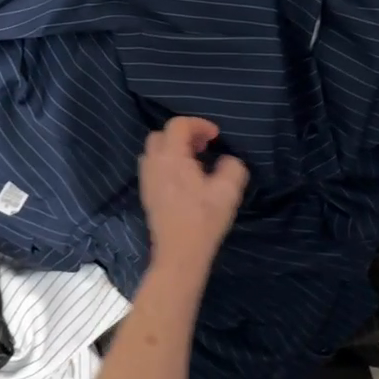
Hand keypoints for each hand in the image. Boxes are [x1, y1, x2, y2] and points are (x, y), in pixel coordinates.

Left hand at [139, 117, 247, 273]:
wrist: (179, 254)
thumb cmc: (203, 220)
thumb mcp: (228, 192)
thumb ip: (232, 167)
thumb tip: (227, 161)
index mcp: (171, 157)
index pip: (178, 125)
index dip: (198, 124)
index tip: (215, 136)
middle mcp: (154, 164)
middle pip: (162, 134)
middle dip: (184, 134)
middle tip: (204, 146)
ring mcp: (146, 179)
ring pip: (155, 151)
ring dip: (174, 149)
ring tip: (195, 162)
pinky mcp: (146, 194)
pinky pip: (153, 167)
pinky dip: (167, 163)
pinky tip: (185, 180)